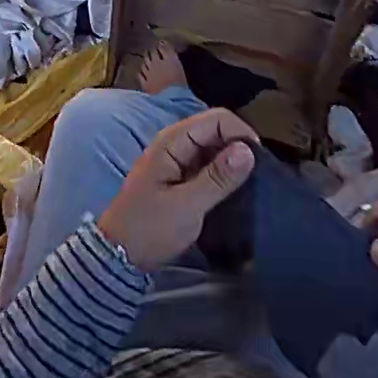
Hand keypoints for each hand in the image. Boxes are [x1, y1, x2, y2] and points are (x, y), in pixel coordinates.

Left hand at [97, 109, 256, 269]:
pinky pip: (210, 164)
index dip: (241, 133)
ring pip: (216, 147)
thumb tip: (249, 149)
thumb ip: (218, 178)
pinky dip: (224, 173)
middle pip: (218, 129)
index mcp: (173, 141)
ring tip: (251, 184)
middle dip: (240, 146)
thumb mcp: (186, 206)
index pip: (217, 118)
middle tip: (258, 176)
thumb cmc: (148, 230)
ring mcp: (179, 159)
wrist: (118, 258)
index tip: (259, 162)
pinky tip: (235, 191)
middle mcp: (176, 143)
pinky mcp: (183, 176)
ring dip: (234, 161)